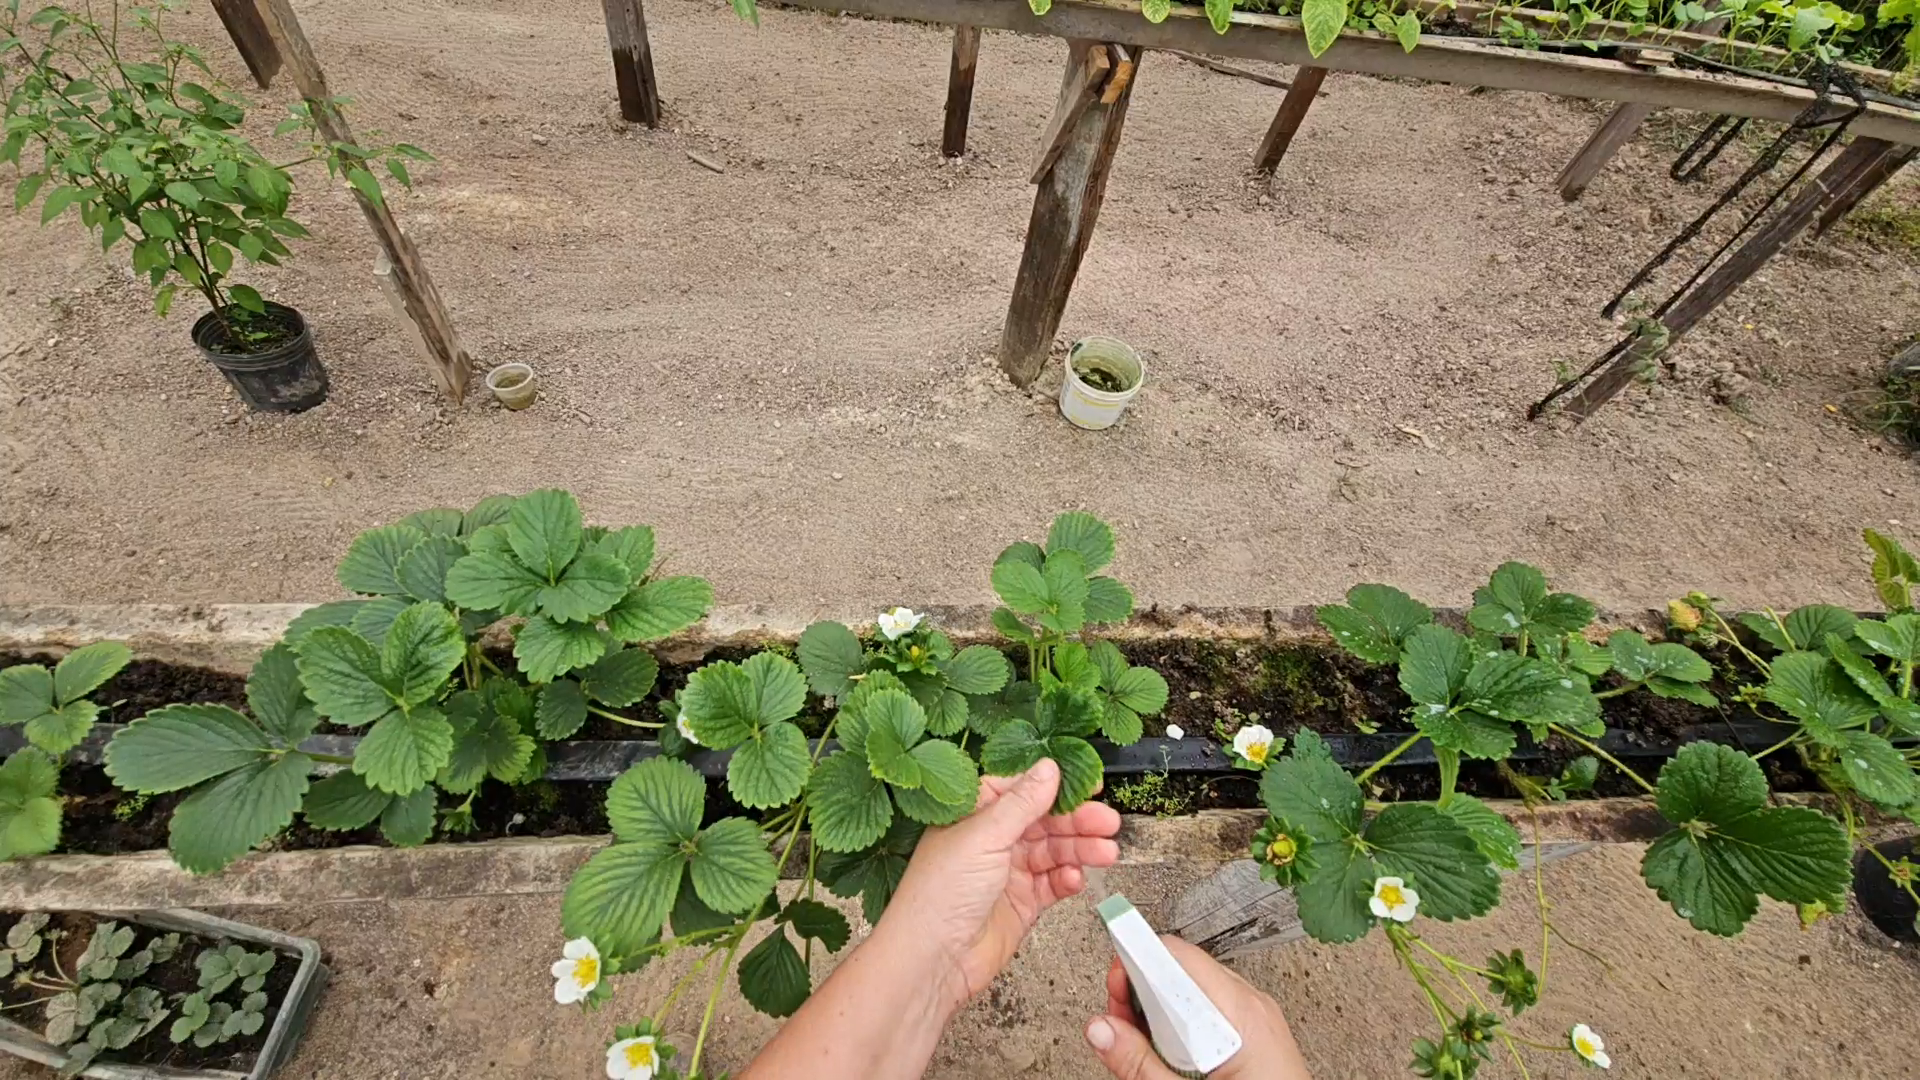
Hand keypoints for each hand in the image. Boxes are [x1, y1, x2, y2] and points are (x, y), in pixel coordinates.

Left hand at [878, 758, 1122, 1010]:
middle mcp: (993, 838)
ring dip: (1080, 849)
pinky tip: (1075, 878)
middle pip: (1045, 819)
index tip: (1089, 782)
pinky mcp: (1021, 902)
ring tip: (1105, 851)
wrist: (932, 961)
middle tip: (1107, 820)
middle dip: (1077, 819)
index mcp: (977, 811)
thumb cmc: (939, 893)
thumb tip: (1049, 767)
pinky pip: (1053, 883)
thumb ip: (1022, 802)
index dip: (1056, 785)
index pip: (1023, 788)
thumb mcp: (984, 835)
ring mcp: (1008, 870)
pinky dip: (1067, 879)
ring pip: (1054, 851)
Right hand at [1085, 935, 1312, 1079]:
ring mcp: (1259, 1022)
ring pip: (1192, 993)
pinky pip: (1209, 1012)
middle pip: (1180, 973)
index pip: (1176, 957)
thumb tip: (1101, 1028)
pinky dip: (1181, 1028)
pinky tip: (1171, 1058)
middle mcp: (1254, 1008)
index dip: (1137, 962)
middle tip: (1120, 1026)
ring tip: (1144, 1050)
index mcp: (1241, 1016)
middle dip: (1141, 995)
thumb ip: (1140, 1065)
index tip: (1113, 979)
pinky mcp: (1258, 1037)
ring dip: (1158, 1014)